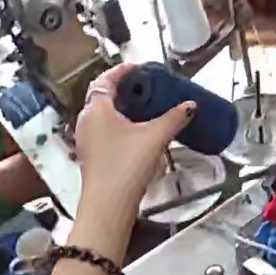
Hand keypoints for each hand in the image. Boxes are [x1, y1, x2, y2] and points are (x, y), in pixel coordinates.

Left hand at [75, 63, 197, 224]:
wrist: (108, 206)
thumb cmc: (125, 167)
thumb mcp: (154, 138)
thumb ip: (173, 119)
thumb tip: (190, 106)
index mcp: (96, 109)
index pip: (105, 80)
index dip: (122, 71)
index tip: (137, 68)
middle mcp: (86, 121)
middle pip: (102, 96)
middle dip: (122, 90)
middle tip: (144, 88)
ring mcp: (85, 140)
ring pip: (102, 115)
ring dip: (120, 109)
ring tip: (143, 109)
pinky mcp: (90, 156)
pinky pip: (102, 131)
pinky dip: (116, 126)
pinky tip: (135, 134)